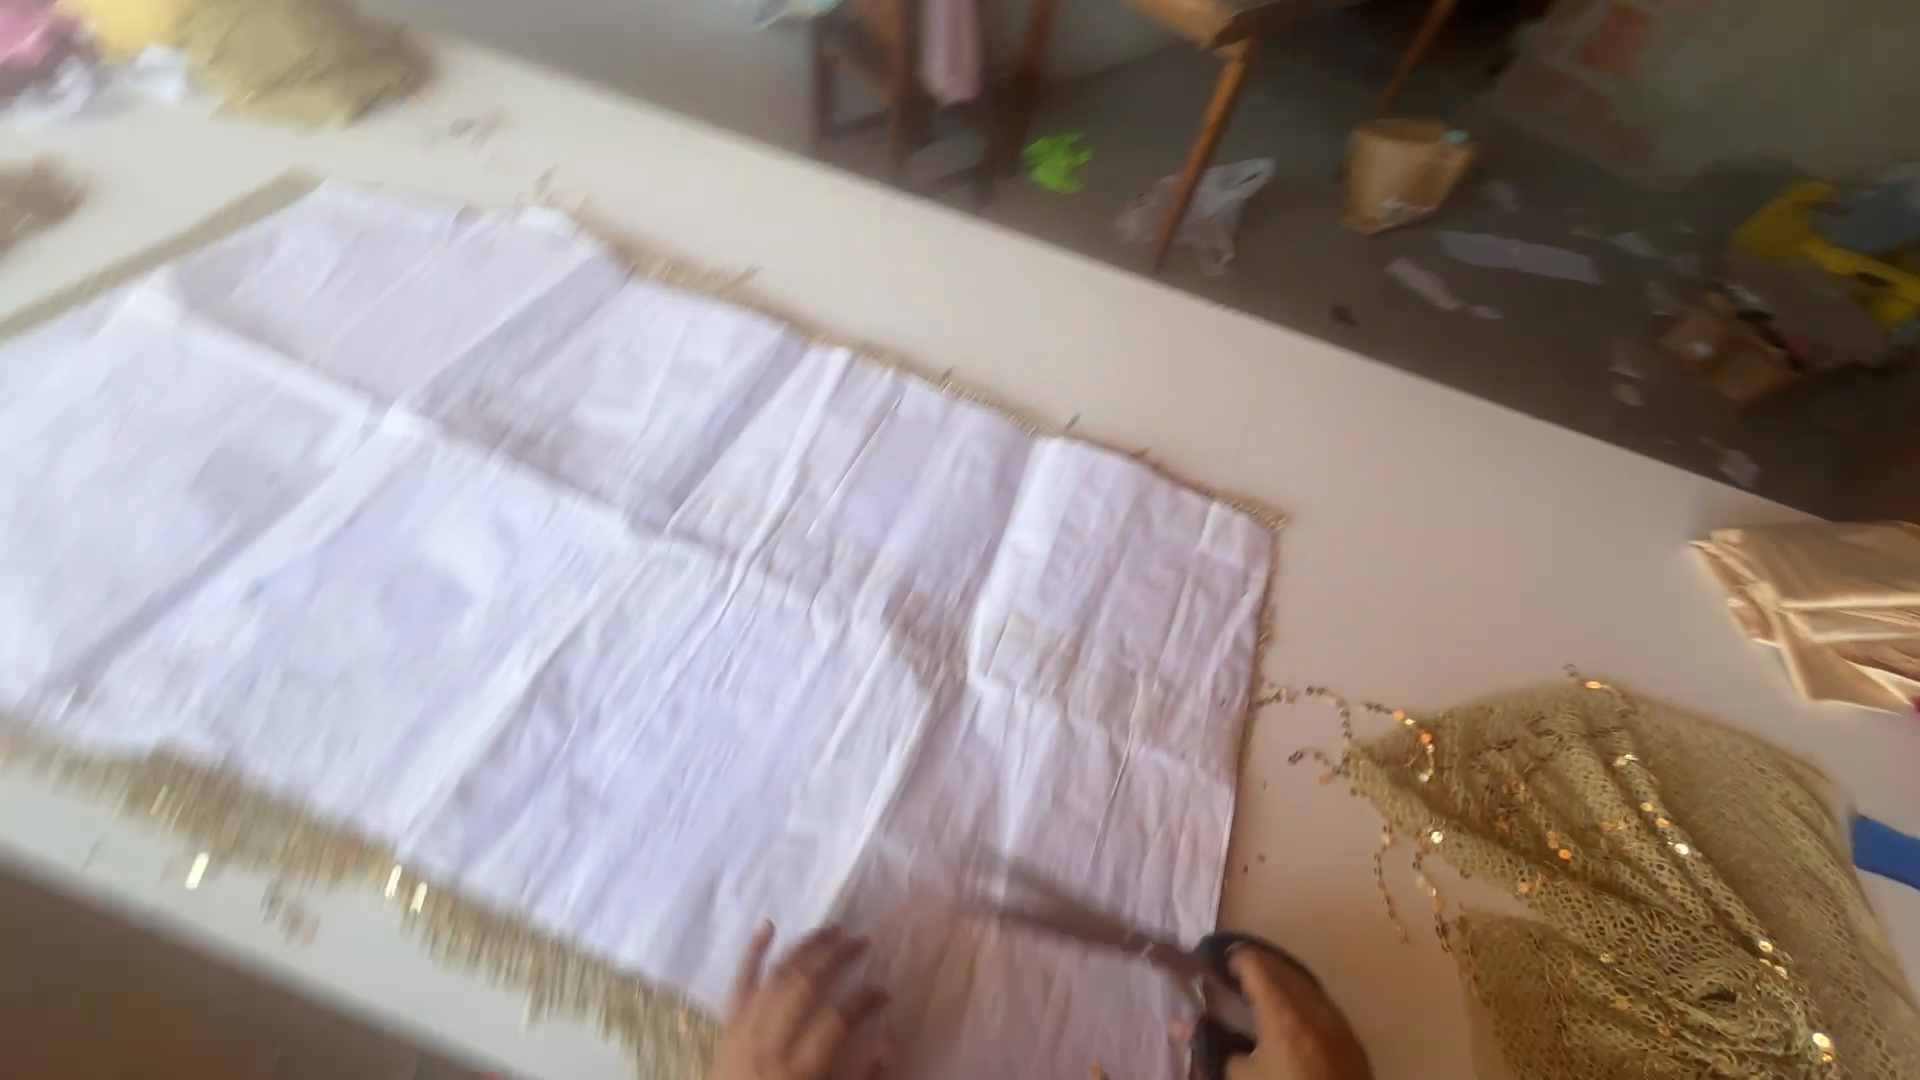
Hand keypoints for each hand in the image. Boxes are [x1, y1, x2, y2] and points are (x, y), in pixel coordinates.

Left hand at [708, 922, 891, 1079]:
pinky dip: (753, 953)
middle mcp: (768, 1044)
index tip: (883, 991)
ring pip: (776, 976)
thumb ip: (858, 1078)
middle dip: (834, 957)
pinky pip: (739, 985)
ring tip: (830, 929)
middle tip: (860, 941)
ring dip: (804, 947)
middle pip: (804, 985)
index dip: (863, 999)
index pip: (836, 1019)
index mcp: (798, 1071)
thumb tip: (889, 1043)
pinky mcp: (726, 1030)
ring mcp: (744, 1033)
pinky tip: (768, 926)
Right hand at [1222, 947, 1371, 1079]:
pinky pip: (1322, 1001)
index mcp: (1282, 1014)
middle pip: (1281, 967)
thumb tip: (1189, 1027)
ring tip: (1261, 986)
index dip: (1235, 957)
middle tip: (1235, 969)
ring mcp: (1337, 1024)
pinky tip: (1291, 1010)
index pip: (1255, 964)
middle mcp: (1312, 1009)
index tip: (1219, 960)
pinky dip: (1302, 995)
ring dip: (1281, 977)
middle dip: (1257, 963)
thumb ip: (1218, 1047)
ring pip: (1305, 982)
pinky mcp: (1353, 1041)